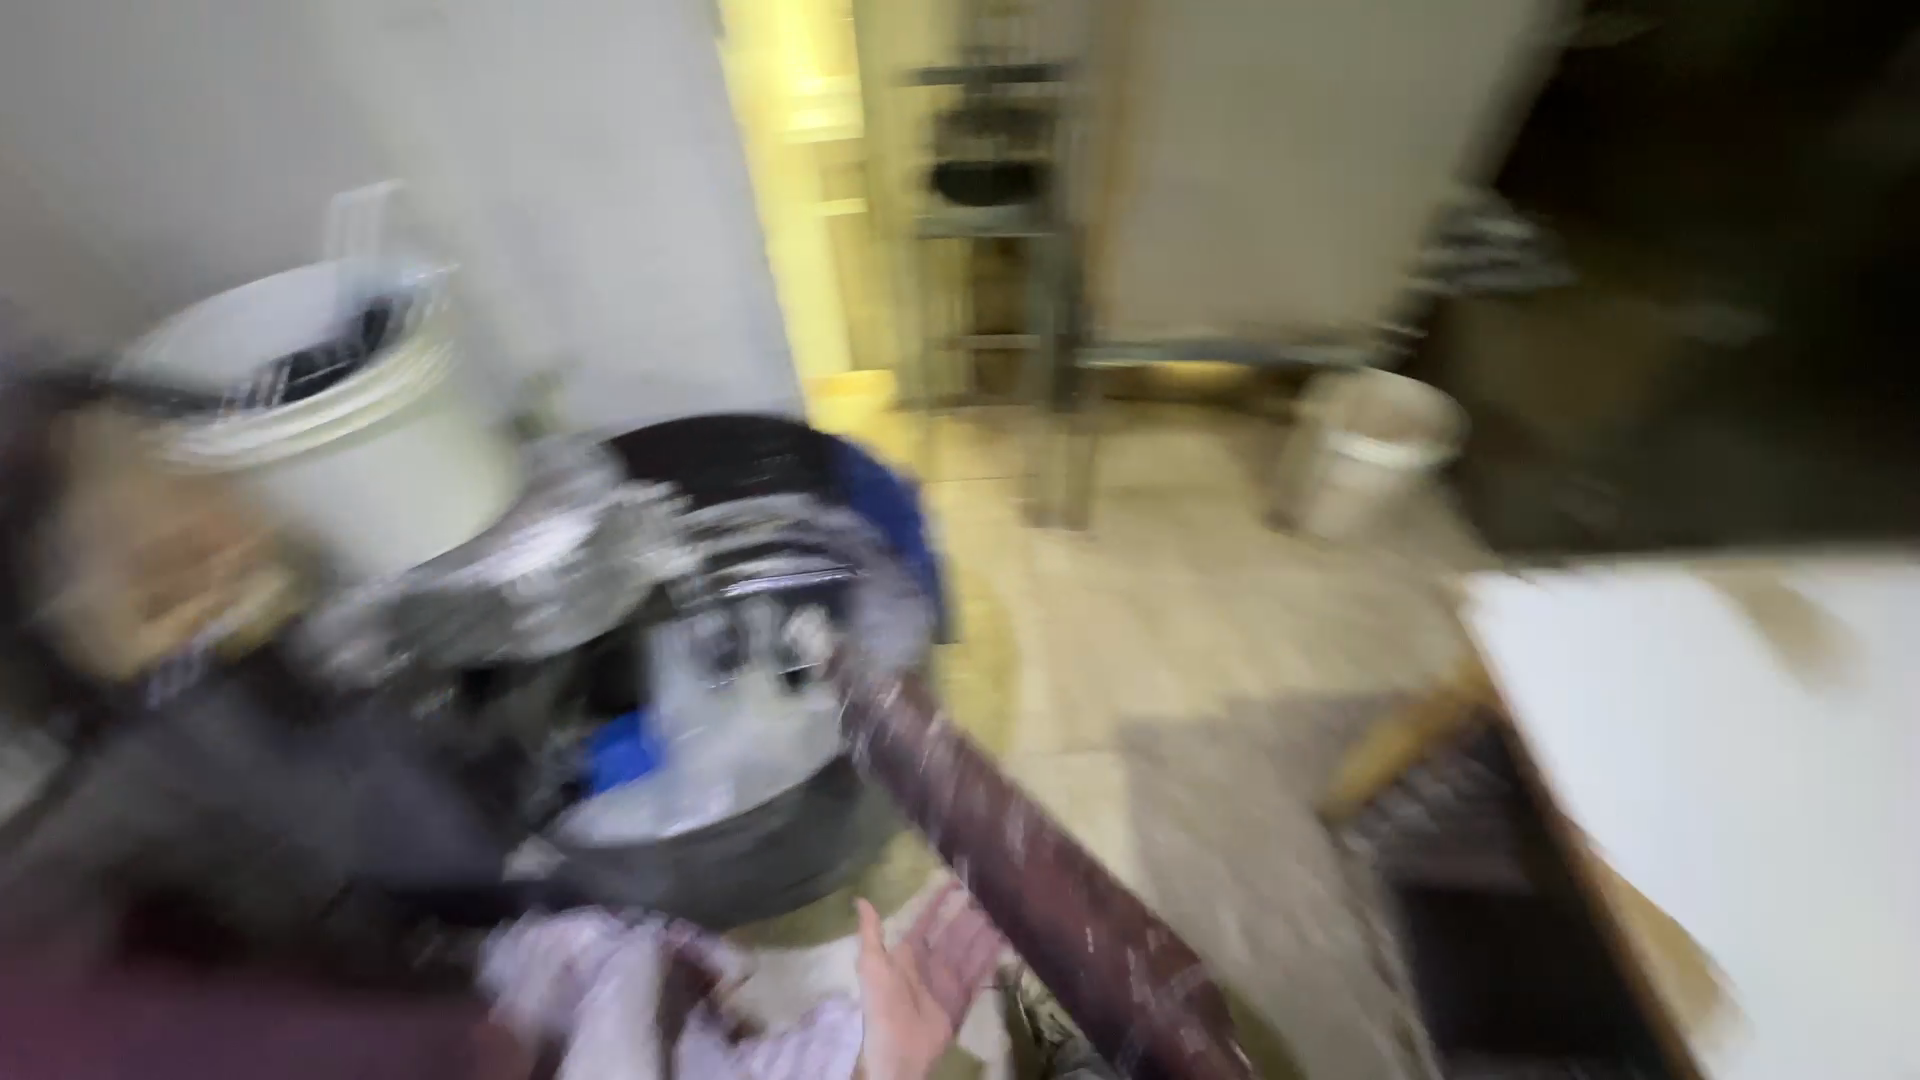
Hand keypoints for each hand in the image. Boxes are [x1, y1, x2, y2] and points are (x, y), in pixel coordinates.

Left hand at [854, 881, 1006, 1079]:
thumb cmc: (881, 1005)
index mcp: (909, 952)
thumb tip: (860, 898)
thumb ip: (870, 932)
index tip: (956, 880)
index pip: (927, 919)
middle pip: (954, 930)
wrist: (897, 1054)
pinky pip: (979, 971)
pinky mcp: (963, 997)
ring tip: (1001, 909)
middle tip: (988, 890)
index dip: (939, 900)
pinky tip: (1004, 938)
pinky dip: (991, 954)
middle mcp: (931, 961)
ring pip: (970, 946)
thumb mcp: (871, 965)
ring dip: (983, 929)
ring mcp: (949, 979)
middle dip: (968, 912)